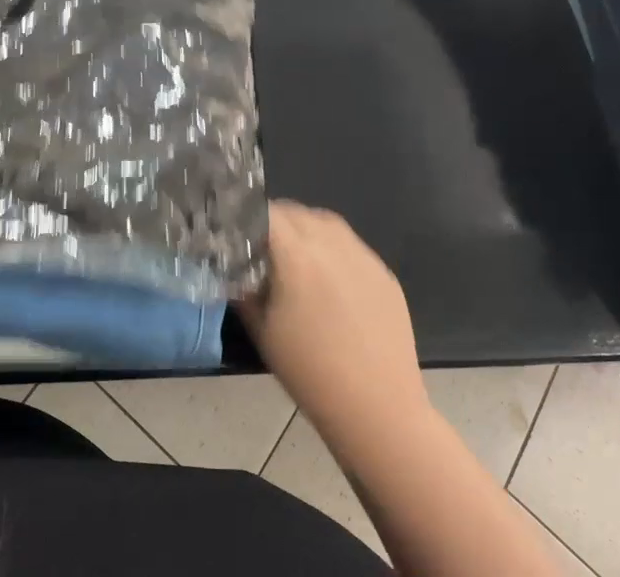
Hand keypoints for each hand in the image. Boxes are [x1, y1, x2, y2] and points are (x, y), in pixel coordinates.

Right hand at [239, 202, 426, 433]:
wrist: (377, 408)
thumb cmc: (309, 372)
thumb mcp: (261, 330)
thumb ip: (243, 289)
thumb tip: (233, 268)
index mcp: (298, 258)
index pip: (266, 213)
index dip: (246, 215)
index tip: (233, 230)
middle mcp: (334, 248)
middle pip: (297, 212)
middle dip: (274, 219)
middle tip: (258, 243)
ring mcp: (365, 260)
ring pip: (327, 223)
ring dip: (304, 227)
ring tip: (292, 254)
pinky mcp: (386, 276)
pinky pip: (352, 246)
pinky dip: (332, 248)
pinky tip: (326, 279)